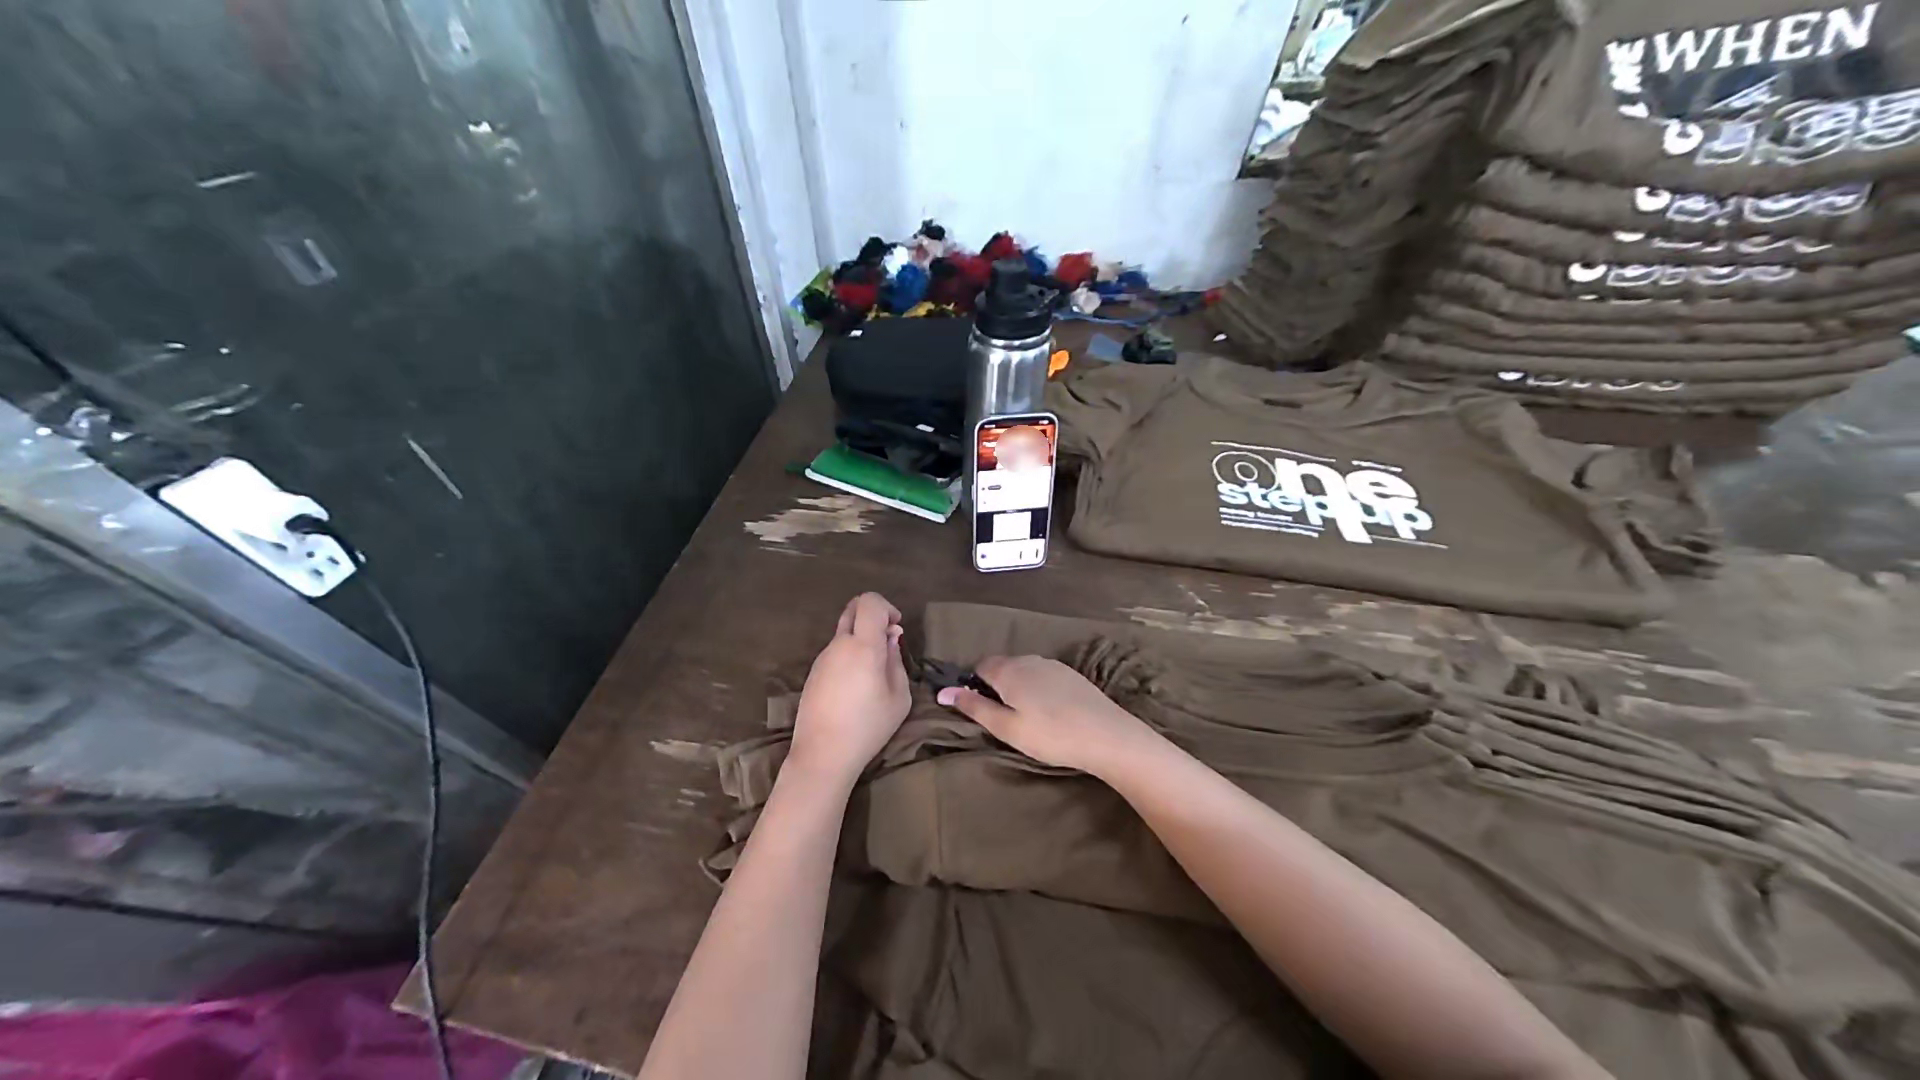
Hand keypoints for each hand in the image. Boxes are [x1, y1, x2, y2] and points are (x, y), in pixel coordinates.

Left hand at [788, 593, 910, 787]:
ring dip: (860, 639)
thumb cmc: (868, 727)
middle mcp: (840, 645)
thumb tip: (891, 639)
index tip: (896, 628)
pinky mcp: (813, 673)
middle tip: (886, 641)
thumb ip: (896, 661)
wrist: (823, 754)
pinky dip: (849, 655)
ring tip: (873, 674)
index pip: (869, 602)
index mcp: (863, 646)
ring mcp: (822, 658)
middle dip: (872, 615)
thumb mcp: (899, 697)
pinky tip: (855, 687)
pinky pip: (835, 652)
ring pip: (843, 632)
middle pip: (852, 609)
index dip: (886, 607)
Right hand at [936, 655, 1161, 776]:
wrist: (1106, 735)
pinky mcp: (1072, 674)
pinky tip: (1049, 712)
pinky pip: (1043, 675)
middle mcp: (1029, 660)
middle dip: (995, 685)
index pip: (980, 666)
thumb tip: (943, 691)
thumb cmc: (1050, 735)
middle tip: (1002, 718)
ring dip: (1017, 687)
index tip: (979, 709)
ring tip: (1026, 717)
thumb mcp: (1006, 728)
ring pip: (1024, 670)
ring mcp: (1053, 665)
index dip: (974, 684)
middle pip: (1002, 666)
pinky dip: (1037, 688)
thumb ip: (974, 707)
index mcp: (1009, 670)